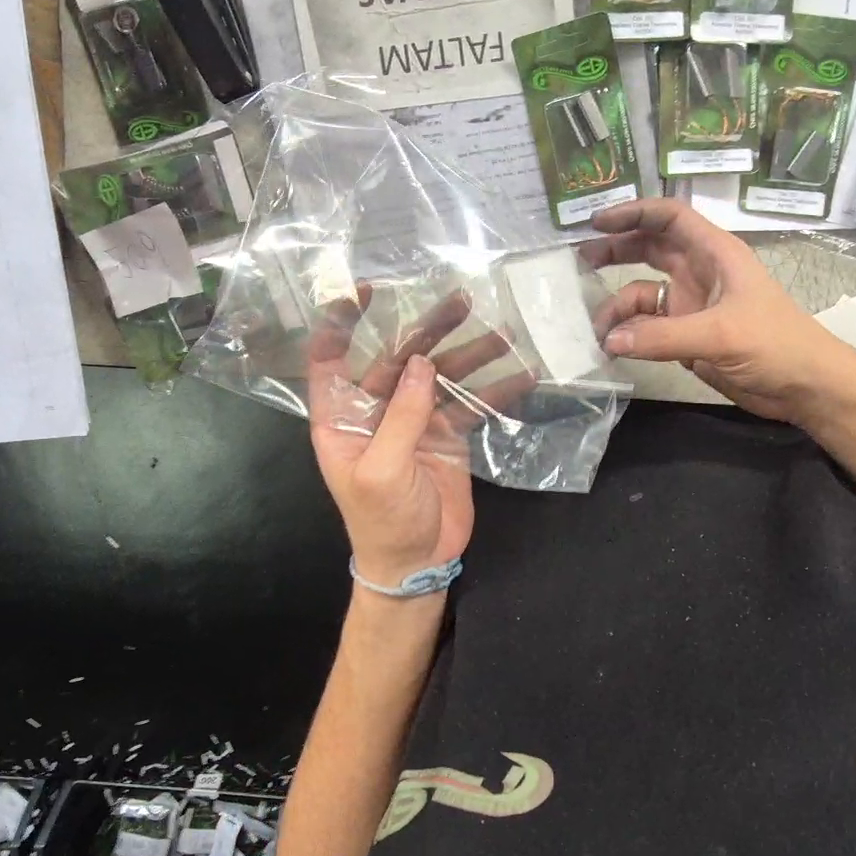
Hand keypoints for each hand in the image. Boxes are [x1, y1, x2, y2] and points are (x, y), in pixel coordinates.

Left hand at [305, 288, 500, 587]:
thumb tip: (420, 363)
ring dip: (470, 354)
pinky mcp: (447, 434)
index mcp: (341, 417)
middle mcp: (376, 410)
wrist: (417, 563)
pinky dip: (495, 390)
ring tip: (504, 333)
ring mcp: (414, 419)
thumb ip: (400, 417)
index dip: (342, 322)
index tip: (366, 292)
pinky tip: (523, 375)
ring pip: (440, 375)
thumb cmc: (382, 521)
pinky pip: (470, 403)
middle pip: (398, 357)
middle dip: (428, 329)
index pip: (332, 358)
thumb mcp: (382, 471)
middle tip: (462, 301)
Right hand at [580, 199, 855, 424]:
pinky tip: (613, 347)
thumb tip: (610, 340)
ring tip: (598, 331)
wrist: (804, 387)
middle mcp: (700, 273)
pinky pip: (648, 328)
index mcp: (716, 254)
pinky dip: (629, 335)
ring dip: (618, 307)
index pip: (670, 217)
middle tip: (580, 261)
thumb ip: (662, 337)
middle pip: (650, 249)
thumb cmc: (775, 345)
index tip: (597, 221)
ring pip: (643, 293)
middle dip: (616, 251)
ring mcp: (692, 306)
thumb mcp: (720, 335)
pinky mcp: (688, 337)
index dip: (634, 213)